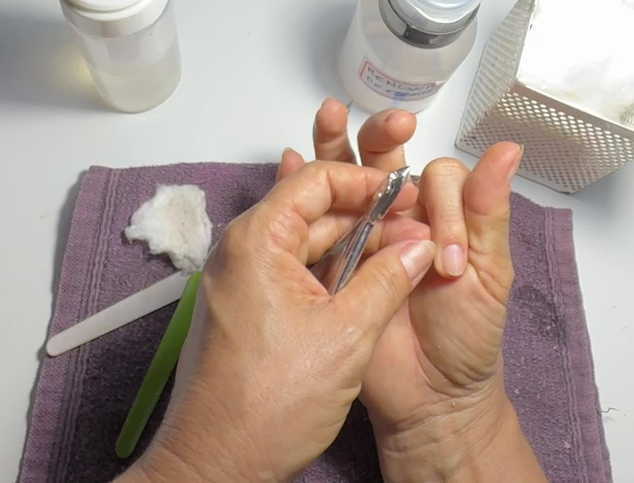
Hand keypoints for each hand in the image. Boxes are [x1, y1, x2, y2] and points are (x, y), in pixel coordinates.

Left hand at [126, 160, 438, 482]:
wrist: (215, 469)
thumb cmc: (265, 407)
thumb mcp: (346, 336)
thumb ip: (388, 279)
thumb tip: (419, 244)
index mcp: (257, 238)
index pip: (315, 180)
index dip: (364, 182)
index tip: (402, 193)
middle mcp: (243, 248)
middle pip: (312, 208)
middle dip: (365, 215)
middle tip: (412, 224)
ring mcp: (243, 276)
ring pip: (307, 240)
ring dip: (353, 245)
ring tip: (401, 252)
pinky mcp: (248, 303)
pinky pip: (296, 268)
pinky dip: (333, 270)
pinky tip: (369, 279)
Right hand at [282, 100, 546, 482]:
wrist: (432, 397)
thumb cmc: (468, 333)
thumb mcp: (489, 270)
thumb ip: (488, 210)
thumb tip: (508, 148)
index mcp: (436, 210)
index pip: (432, 177)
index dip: (441, 208)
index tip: (449, 261)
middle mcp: (395, 212)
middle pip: (382, 159)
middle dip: (381, 135)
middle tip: (394, 124)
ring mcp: (358, 234)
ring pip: (344, 177)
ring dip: (333, 142)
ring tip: (328, 113)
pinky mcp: (329, 261)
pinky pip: (311, 219)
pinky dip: (296, 184)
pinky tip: (289, 159)